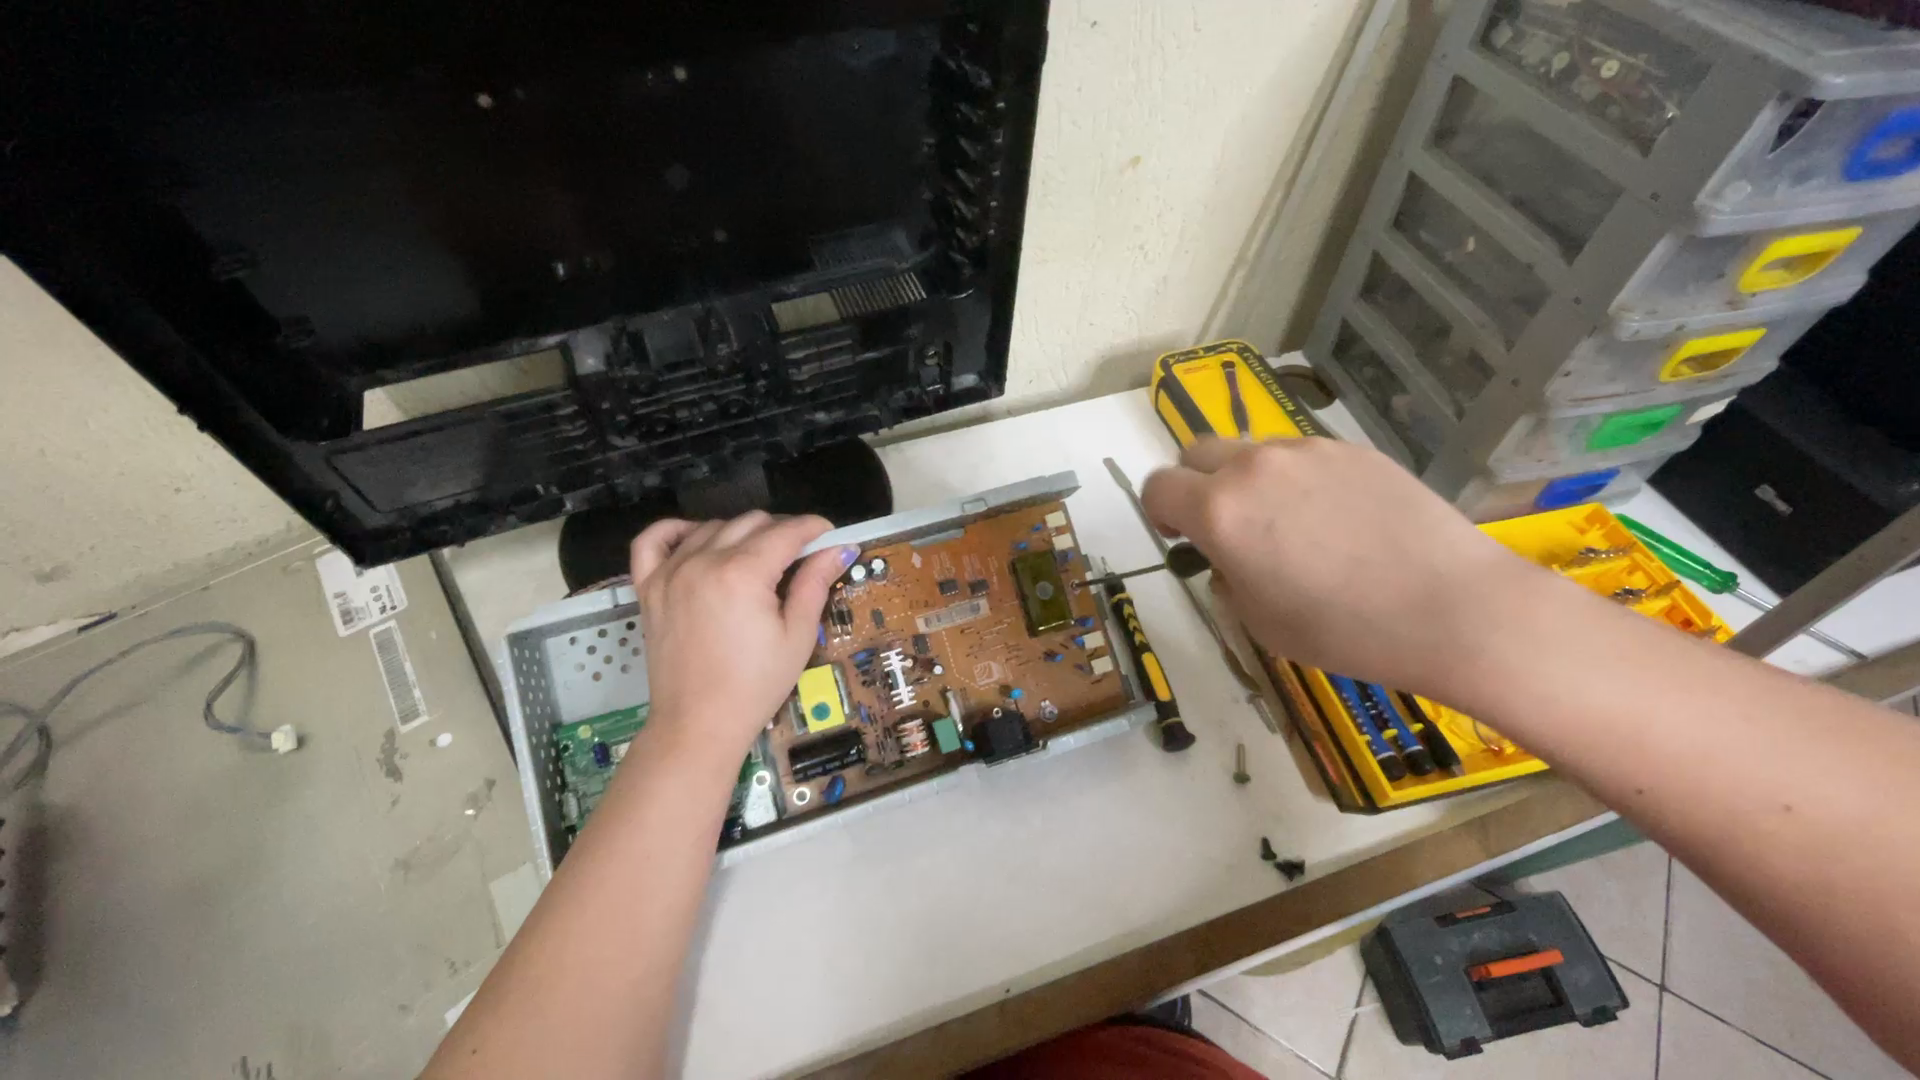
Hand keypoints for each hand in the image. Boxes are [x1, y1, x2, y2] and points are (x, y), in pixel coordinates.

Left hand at [628, 512, 855, 768]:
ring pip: (712, 527)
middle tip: (798, 558)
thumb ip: (815, 584)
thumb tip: (840, 548)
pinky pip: (653, 540)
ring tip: (756, 560)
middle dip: (781, 531)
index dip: (814, 529)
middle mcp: (703, 561)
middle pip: (751, 522)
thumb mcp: (797, 636)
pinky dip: (676, 531)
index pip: (787, 532)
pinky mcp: (648, 587)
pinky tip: (697, 539)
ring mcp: (670, 572)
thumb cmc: (755, 685)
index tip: (829, 536)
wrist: (698, 724)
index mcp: (743, 573)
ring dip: (740, 533)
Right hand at [1140, 437, 1544, 698]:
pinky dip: (1298, 481)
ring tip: (1293, 528)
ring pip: (1251, 452)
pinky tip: (1339, 522)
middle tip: (1226, 527)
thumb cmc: (1343, 630)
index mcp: (1218, 511)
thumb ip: (1225, 576)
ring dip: (1249, 481)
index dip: (1159, 513)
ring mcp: (1307, 451)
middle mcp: (1253, 467)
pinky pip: (1302, 456)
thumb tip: (1230, 557)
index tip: (1182, 539)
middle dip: (1195, 485)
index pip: (1157, 487)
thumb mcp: (1258, 621)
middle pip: (1196, 452)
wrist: (1451, 608)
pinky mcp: (1351, 450)